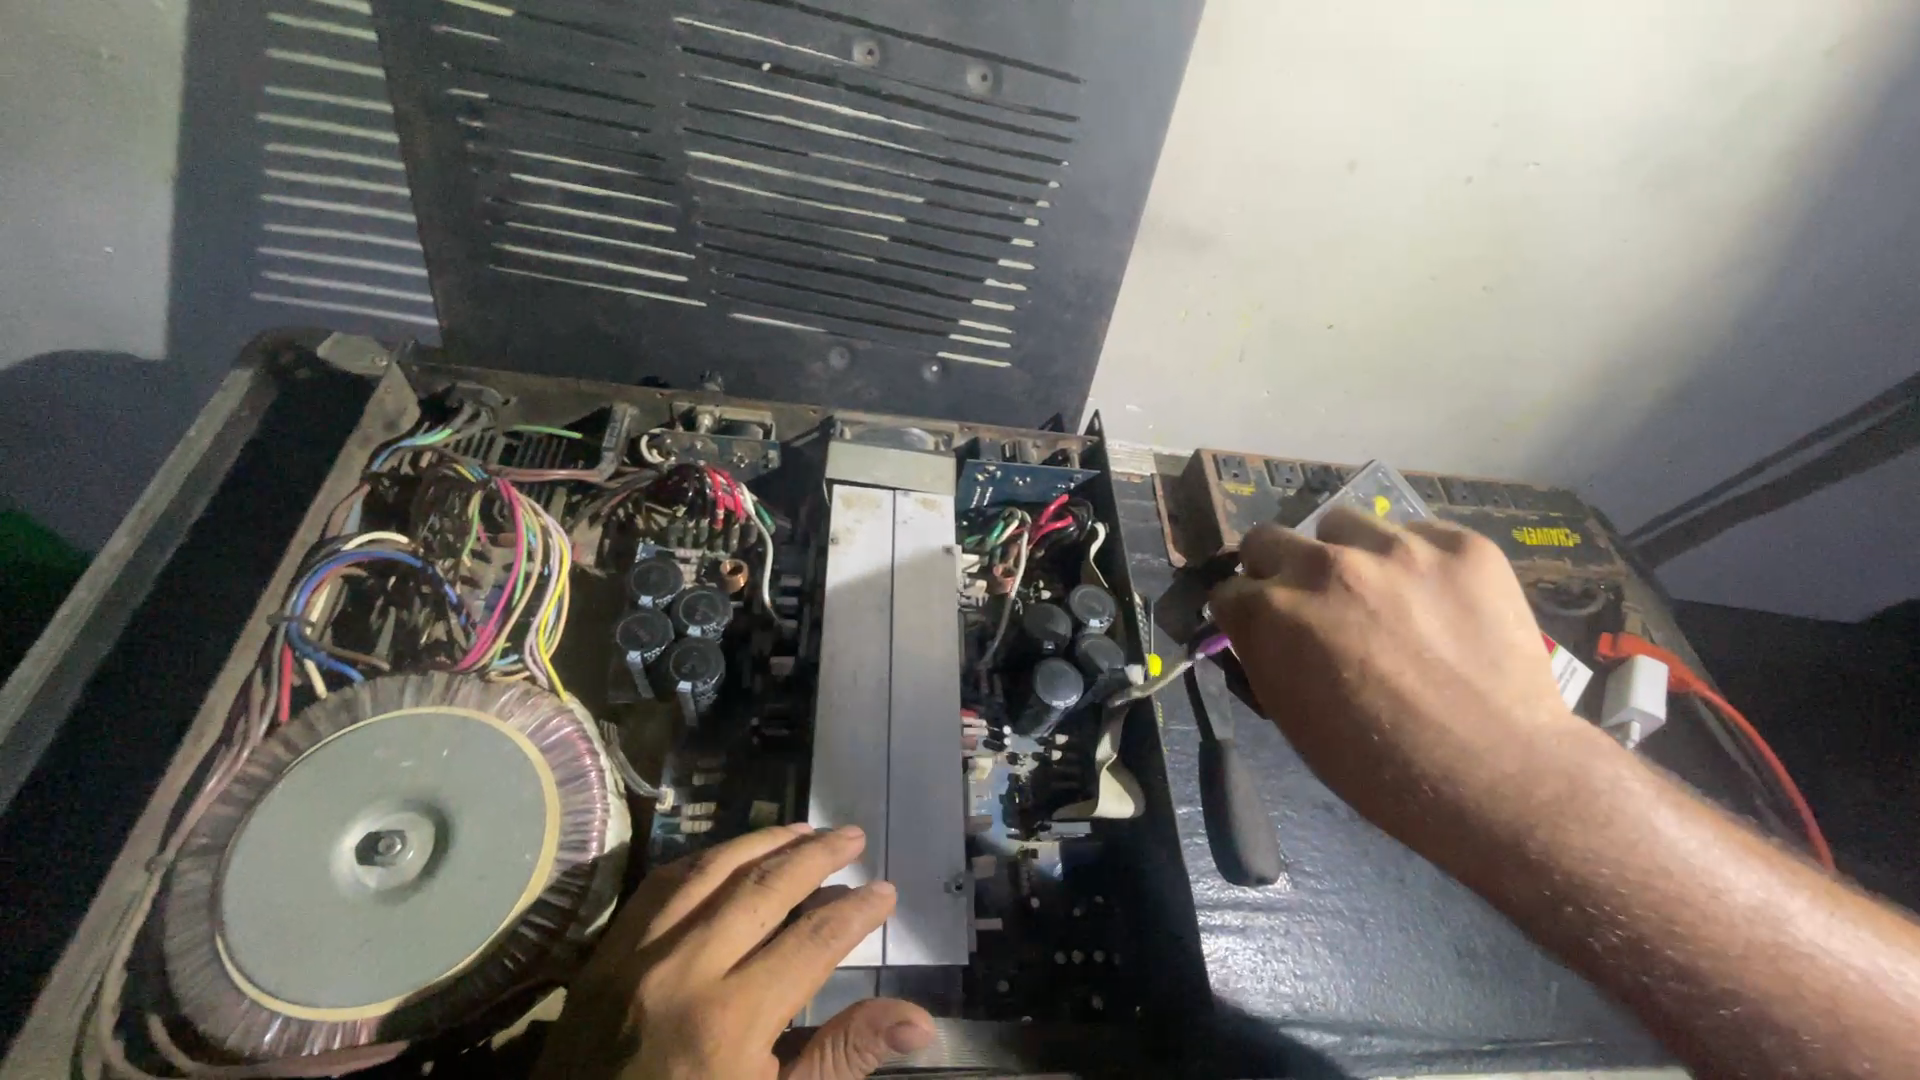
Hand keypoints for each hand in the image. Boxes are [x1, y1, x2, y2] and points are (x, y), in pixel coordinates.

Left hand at [533, 824, 935, 1079]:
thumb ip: (843, 1054)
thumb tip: (920, 1020)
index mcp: (730, 1023)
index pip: (813, 940)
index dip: (856, 911)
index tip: (886, 891)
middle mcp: (683, 972)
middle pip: (766, 887)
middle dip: (817, 855)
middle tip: (852, 835)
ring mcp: (635, 957)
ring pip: (712, 869)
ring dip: (764, 842)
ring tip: (804, 831)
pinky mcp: (603, 954)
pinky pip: (662, 884)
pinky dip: (706, 859)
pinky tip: (733, 854)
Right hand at [1209, 509, 1597, 832]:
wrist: (1493, 775)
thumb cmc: (1374, 763)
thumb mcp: (1286, 711)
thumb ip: (1264, 651)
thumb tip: (1264, 628)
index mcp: (1268, 611)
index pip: (1228, 588)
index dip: (1244, 611)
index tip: (1264, 628)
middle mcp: (1320, 565)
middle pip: (1268, 539)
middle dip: (1277, 569)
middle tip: (1310, 603)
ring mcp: (1394, 548)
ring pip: (1342, 525)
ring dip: (1345, 554)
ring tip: (1380, 594)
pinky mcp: (1460, 545)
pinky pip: (1418, 533)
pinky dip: (1415, 561)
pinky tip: (1436, 600)